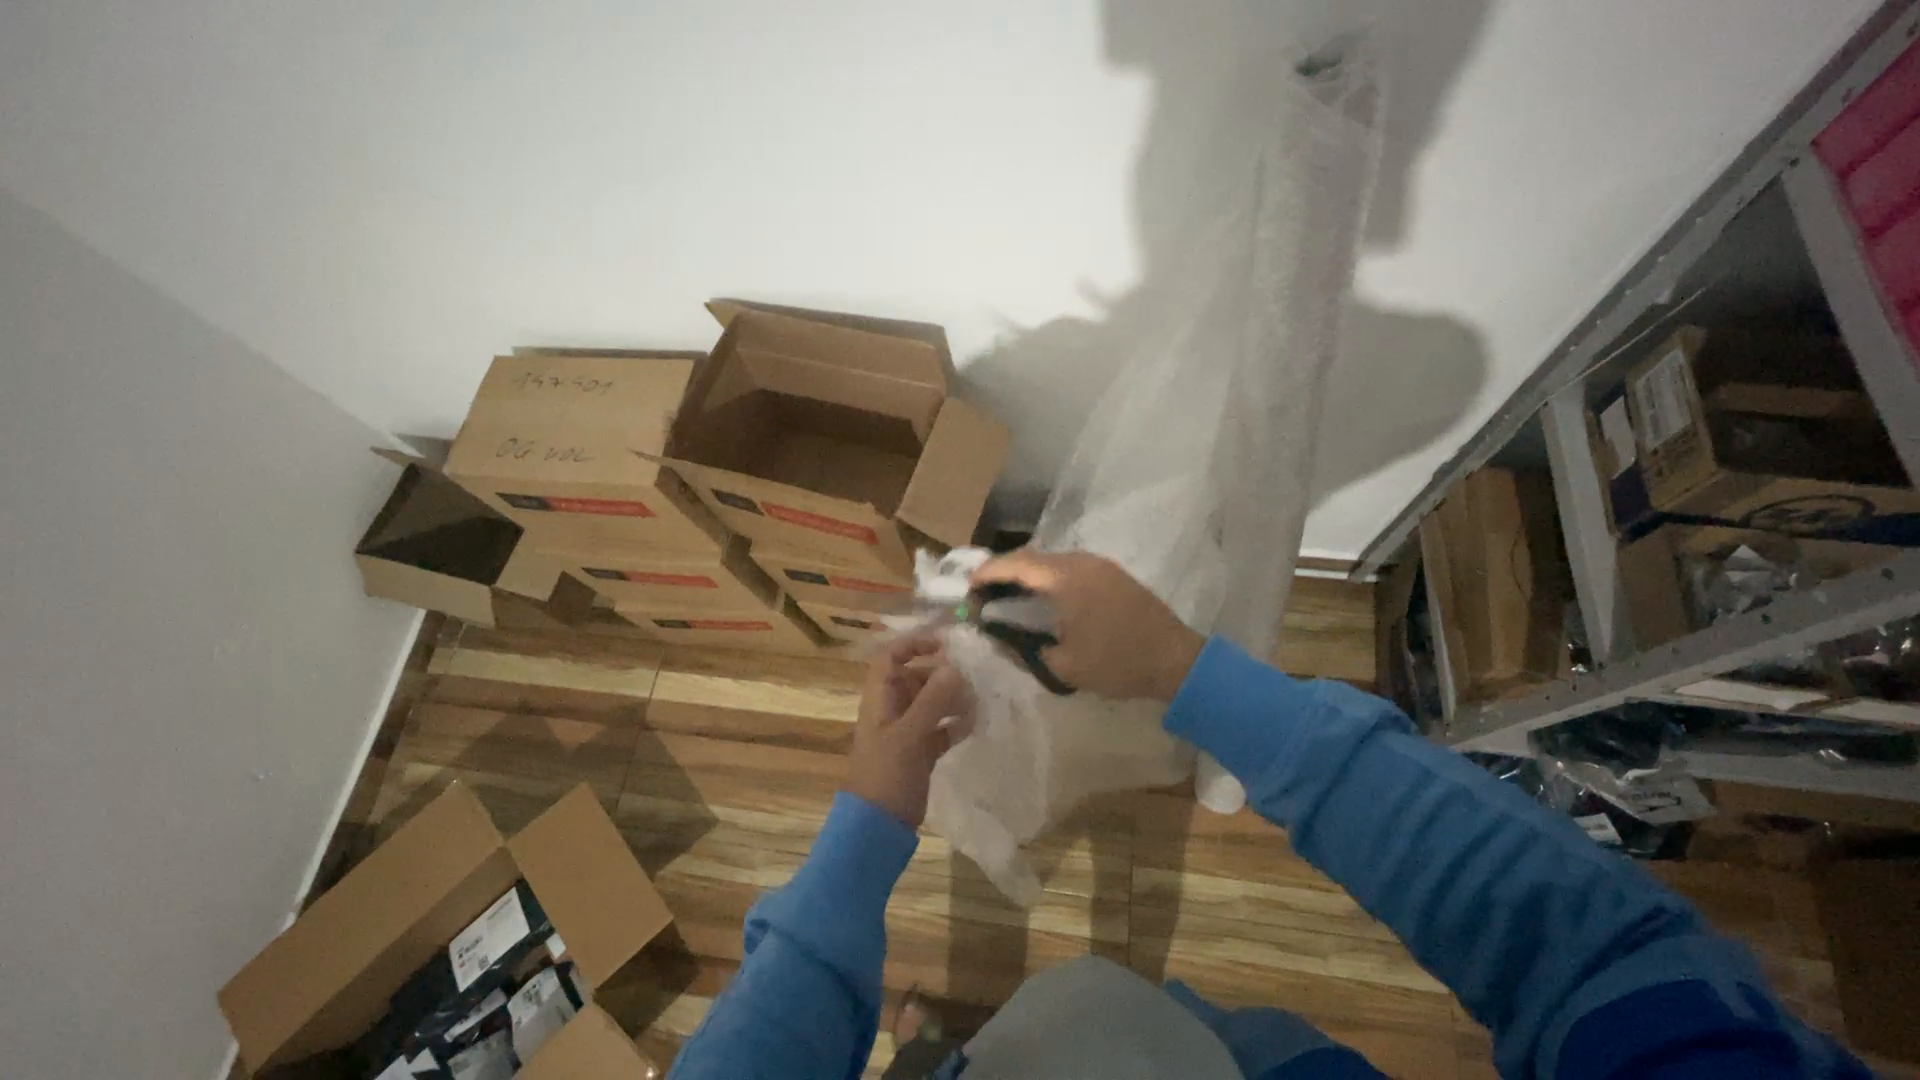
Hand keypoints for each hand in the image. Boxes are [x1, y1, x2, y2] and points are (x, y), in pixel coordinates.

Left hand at [846, 636, 971, 827]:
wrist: (878, 827)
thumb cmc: (887, 775)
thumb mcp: (909, 735)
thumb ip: (932, 700)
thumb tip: (955, 667)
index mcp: (879, 699)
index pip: (890, 657)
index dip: (914, 644)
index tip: (946, 645)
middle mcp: (891, 710)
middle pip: (915, 678)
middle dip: (942, 675)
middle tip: (971, 679)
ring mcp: (905, 732)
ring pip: (930, 703)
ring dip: (952, 699)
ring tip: (976, 703)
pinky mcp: (919, 753)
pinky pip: (939, 729)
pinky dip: (954, 724)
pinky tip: (973, 726)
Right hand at [971, 550, 1203, 701]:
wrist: (1176, 661)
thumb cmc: (1117, 663)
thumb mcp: (1063, 665)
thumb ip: (1025, 648)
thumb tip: (1000, 638)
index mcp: (1066, 578)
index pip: (1016, 564)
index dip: (987, 573)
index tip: (967, 588)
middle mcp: (1082, 562)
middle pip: (1033, 558)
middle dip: (1004, 572)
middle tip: (983, 594)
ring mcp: (1101, 566)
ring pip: (1053, 562)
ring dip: (1028, 576)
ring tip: (1009, 598)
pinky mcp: (1114, 576)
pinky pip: (1071, 569)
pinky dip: (1049, 580)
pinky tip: (1043, 600)